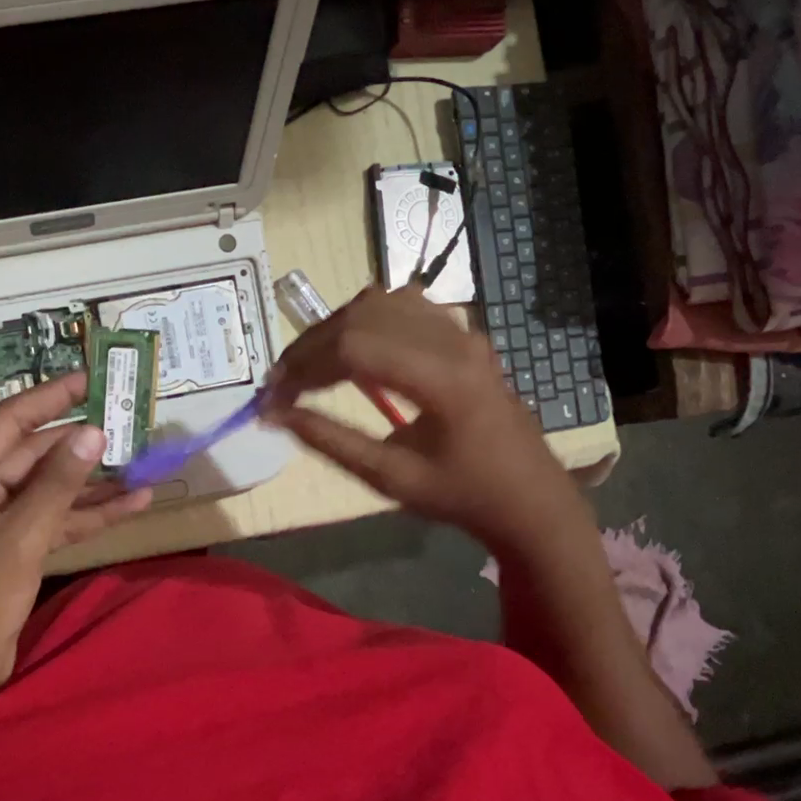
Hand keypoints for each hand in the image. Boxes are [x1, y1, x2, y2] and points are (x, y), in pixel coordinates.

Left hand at [0, 372, 151, 735]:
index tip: (91, 376)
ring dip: (92, 482)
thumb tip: (93, 433)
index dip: (50, 398)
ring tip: (144, 461)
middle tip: (132, 421)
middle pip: (31, 454)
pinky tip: (133, 504)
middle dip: (81, 443)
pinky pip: (52, 521)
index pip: (6, 423)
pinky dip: (87, 516)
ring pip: (48, 489)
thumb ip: (56, 487)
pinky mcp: (12, 549)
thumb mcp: (17, 544)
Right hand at [263, 283, 586, 552]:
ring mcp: (461, 333)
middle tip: (280, 384)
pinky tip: (348, 351)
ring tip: (308, 367)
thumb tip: (275, 416)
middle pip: (363, 316)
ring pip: (381, 303)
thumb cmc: (460, 496)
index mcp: (442, 381)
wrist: (529, 498)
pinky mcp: (462, 335)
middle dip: (311, 346)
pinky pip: (404, 307)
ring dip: (335, 328)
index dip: (304, 367)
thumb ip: (330, 441)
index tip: (272, 397)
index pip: (355, 347)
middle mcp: (454, 342)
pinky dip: (364, 321)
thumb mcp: (390, 478)